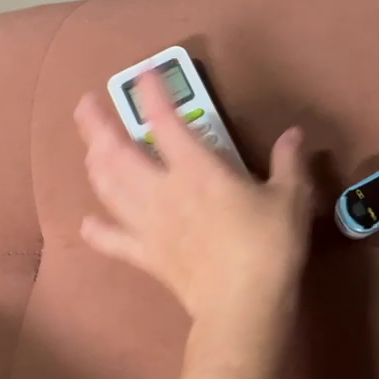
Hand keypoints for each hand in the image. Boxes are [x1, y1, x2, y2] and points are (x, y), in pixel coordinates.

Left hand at [74, 71, 312, 336]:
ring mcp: (148, 225)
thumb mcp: (291, 197)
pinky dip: (98, 230)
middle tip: (84, 105)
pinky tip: (88, 222)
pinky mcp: (146, 256)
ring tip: (89, 148)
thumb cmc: (269, 244)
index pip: (167, 122)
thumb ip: (289, 162)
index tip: (143, 74)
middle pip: (118, 154)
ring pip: (108, 190)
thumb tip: (293, 134)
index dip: (152, 95)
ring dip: (94, 165)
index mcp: (198, 170)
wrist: (243, 304)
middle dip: (98, 127)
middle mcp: (163, 191)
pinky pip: (113, 240)